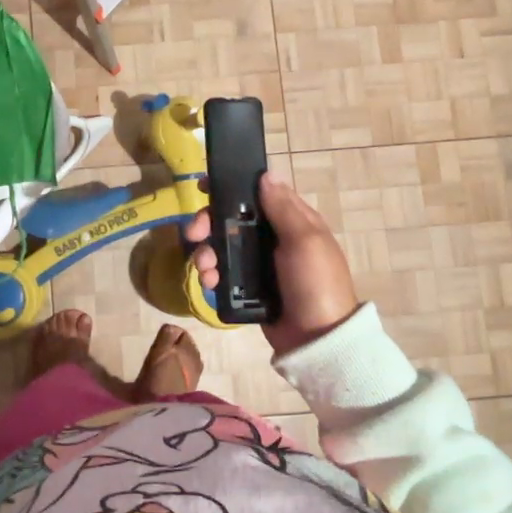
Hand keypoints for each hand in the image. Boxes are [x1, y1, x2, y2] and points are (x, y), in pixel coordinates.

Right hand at [185, 172, 358, 355]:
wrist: (317, 339)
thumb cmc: (316, 283)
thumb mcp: (305, 241)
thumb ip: (283, 208)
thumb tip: (266, 173)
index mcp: (291, 220)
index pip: (257, 193)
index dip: (230, 186)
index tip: (205, 186)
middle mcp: (272, 237)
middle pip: (230, 218)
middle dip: (208, 223)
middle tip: (194, 233)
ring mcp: (258, 263)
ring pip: (222, 246)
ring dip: (207, 253)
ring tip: (205, 270)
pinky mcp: (247, 287)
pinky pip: (222, 273)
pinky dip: (212, 275)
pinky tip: (209, 284)